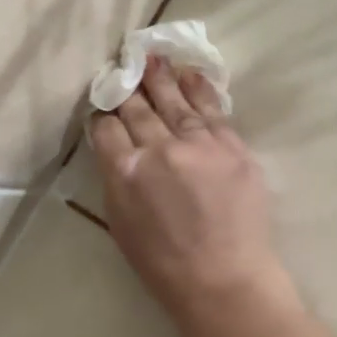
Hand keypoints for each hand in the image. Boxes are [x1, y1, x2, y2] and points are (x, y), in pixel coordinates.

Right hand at [89, 57, 294, 327]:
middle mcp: (159, 150)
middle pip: (138, 110)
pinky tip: (190, 76)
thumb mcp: (118, 217)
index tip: (102, 109)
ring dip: (162, 80)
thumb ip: (116, 176)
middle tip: (124, 68)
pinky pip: (212, 113)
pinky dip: (199, 92)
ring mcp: (200, 146)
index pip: (106, 128)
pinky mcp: (234, 150)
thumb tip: (117, 149)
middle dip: (128, 89)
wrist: (222, 278)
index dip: (102, 115)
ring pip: (175, 103)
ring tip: (153, 58)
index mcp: (124, 171)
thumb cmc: (158, 258)